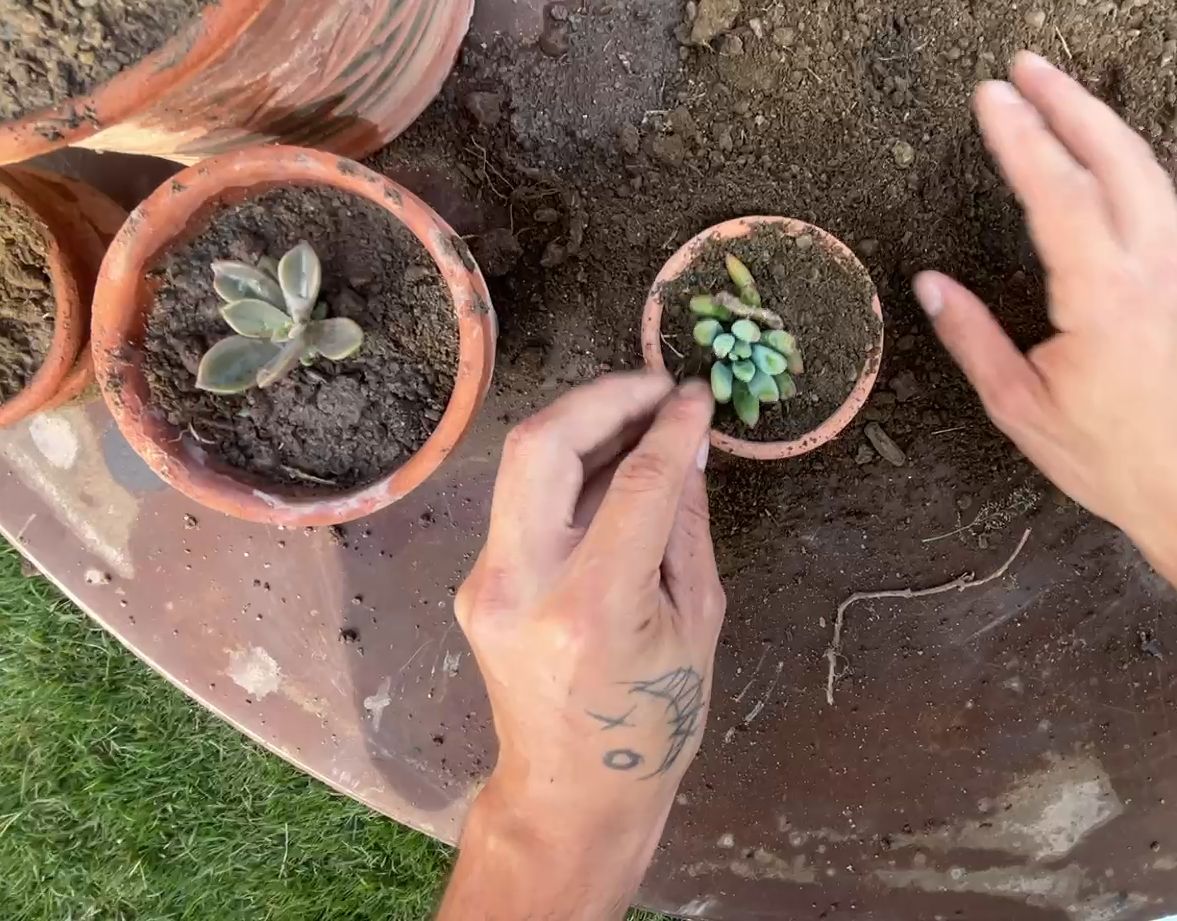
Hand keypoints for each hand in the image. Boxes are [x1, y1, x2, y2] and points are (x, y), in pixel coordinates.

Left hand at [453, 373, 722, 882]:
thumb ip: (687, 524)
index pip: (636, 483)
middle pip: (542, 444)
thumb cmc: (654, 721)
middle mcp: (522, 585)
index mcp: (592, 607)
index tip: (698, 396)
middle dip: (604, 395)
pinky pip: (525, 494)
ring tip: (639, 408)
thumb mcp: (698, 619)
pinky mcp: (478, 579)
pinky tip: (611, 455)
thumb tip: (688, 447)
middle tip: (656, 385)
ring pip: (521, 458)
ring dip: (583, 418)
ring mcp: (486, 582)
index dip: (673, 427)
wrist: (569, 792)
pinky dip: (571, 461)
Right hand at [915, 51, 1176, 576]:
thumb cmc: (1105, 458)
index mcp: (1104, 301)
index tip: (991, 95)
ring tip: (1057, 89)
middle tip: (1025, 63)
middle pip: (1118, 161)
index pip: (1060, 198)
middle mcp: (1152, 271)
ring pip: (1147, 174)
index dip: (1023, 140)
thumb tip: (928, 285)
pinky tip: (1099, 153)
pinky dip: (1123, 159)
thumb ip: (973, 338)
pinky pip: (1158, 200)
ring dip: (1101, 123)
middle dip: (1070, 104)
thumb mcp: (1020, 408)